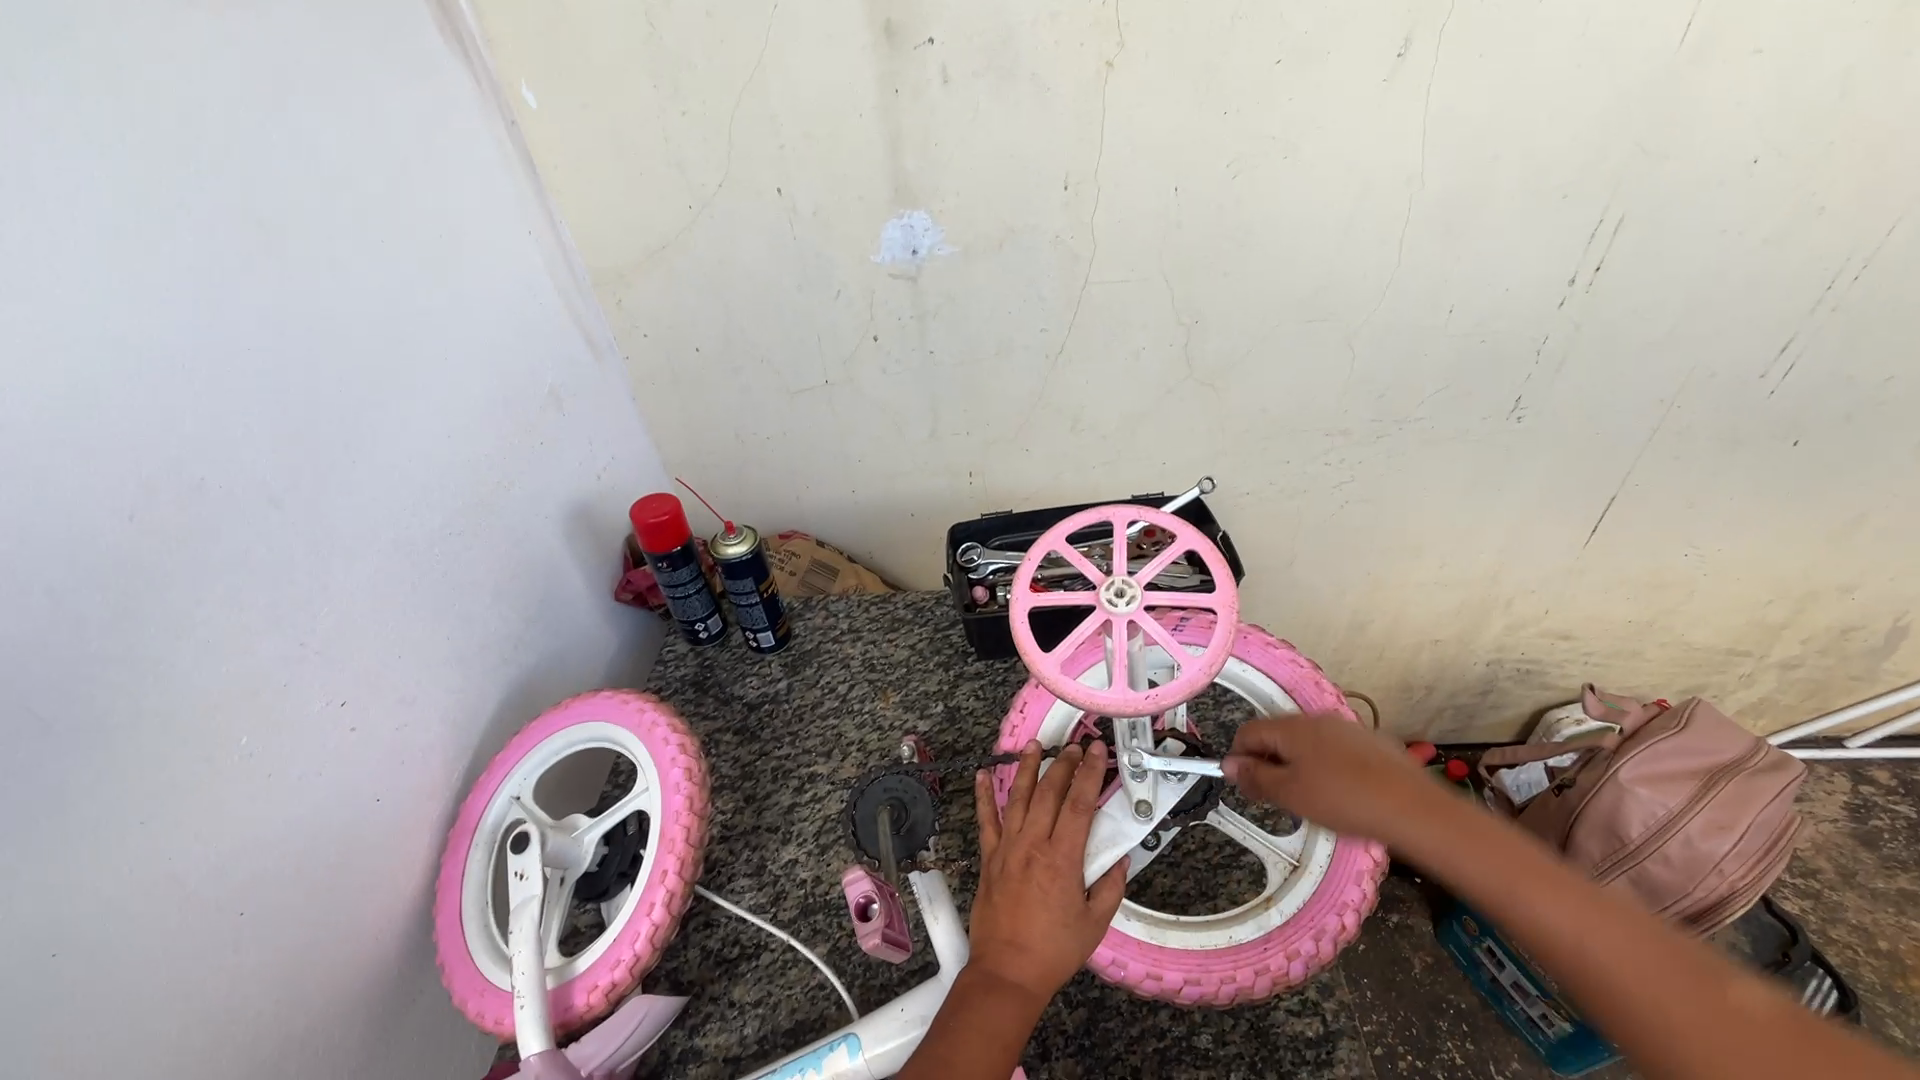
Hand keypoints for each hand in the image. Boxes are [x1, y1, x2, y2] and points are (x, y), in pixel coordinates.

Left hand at [967, 740, 1126, 1007]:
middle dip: (1064, 764)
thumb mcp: (1096, 922)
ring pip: (1017, 797)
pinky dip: (983, 796)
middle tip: (1075, 746)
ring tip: (1035, 746)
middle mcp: (1032, 845)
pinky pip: (985, 820)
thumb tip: (1120, 859)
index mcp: (1062, 858)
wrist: (1007, 971)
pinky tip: (982, 774)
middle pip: (1049, 792)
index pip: (1080, 803)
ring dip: (1027, 768)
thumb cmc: (1053, 951)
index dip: (1090, 773)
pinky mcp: (989, 859)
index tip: (1097, 751)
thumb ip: (1111, 886)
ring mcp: (1007, 849)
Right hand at [1221, 712, 1438, 846]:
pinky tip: (1341, 793)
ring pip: (1307, 742)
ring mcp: (1347, 728)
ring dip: (1297, 765)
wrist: (1415, 809)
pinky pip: (1334, 750)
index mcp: (1292, 727)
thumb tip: (1228, 764)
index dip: (1239, 758)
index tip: (1247, 786)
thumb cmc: (1344, 800)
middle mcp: (1317, 719)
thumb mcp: (1290, 795)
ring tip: (1309, 798)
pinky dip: (1326, 766)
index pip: (1248, 732)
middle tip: (1277, 797)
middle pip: (1277, 735)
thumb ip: (1255, 777)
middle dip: (1269, 762)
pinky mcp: (1372, 743)